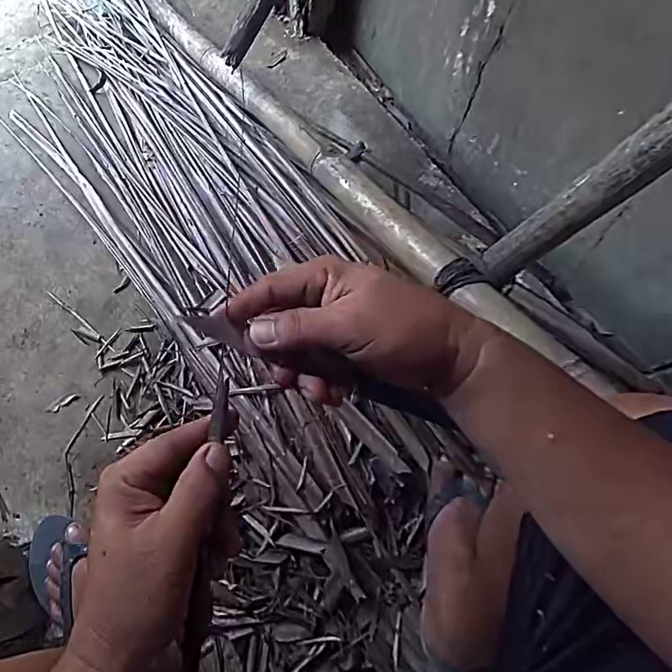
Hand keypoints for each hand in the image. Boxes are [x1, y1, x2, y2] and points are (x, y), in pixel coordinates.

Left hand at [68, 418, 231, 671]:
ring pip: (200, 498)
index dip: (205, 433)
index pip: (172, 442)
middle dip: (214, 498)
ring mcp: (150, 517)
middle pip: (192, 470)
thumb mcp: (172, 540)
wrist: (122, 662)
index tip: (235, 421)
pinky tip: (208, 565)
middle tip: (220, 529)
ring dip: (216, 525)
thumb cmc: (133, 604)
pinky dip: (210, 541)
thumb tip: (217, 449)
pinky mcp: (163, 539)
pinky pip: (198, 523)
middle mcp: (135, 493)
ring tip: (214, 557)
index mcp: (125, 482)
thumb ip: (198, 490)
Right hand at [225, 257, 499, 401]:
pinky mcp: (344, 353)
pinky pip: (315, 367)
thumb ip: (297, 328)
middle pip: (278, 324)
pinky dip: (320, 382)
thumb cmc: (402, 329)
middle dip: (278, 353)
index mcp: (322, 278)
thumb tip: (251, 331)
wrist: (453, 362)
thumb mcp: (347, 325)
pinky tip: (335, 393)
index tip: (218, 325)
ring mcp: (333, 327)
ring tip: (320, 389)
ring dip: (301, 373)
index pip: (271, 286)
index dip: (244, 305)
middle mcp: (322, 299)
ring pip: (295, 350)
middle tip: (282, 376)